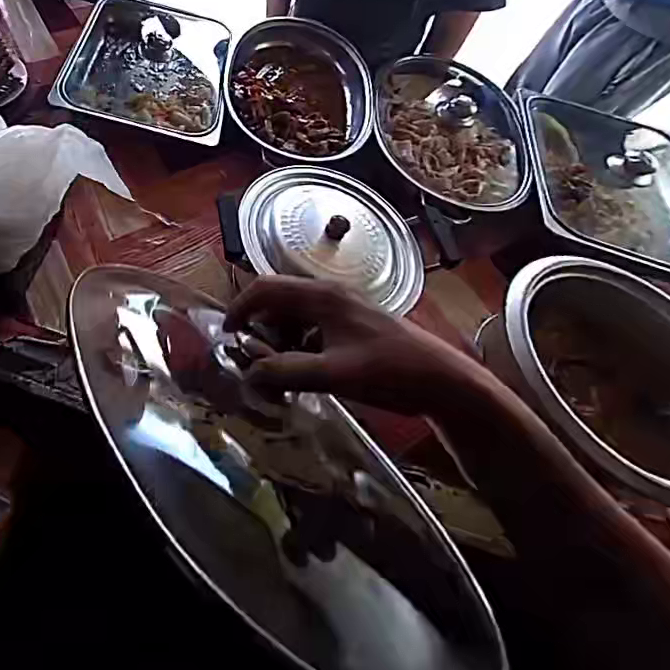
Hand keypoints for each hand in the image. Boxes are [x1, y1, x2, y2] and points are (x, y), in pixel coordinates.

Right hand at [224, 276, 481, 414]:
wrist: (442, 380)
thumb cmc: (390, 371)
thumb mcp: (334, 374)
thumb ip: (287, 372)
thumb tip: (248, 374)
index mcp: (322, 296)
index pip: (265, 289)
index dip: (240, 308)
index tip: (227, 336)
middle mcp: (328, 295)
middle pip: (277, 301)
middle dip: (259, 328)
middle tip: (253, 361)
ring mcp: (341, 309)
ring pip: (293, 317)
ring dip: (278, 341)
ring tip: (277, 372)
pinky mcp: (351, 326)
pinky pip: (311, 329)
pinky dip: (297, 347)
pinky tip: (302, 373)